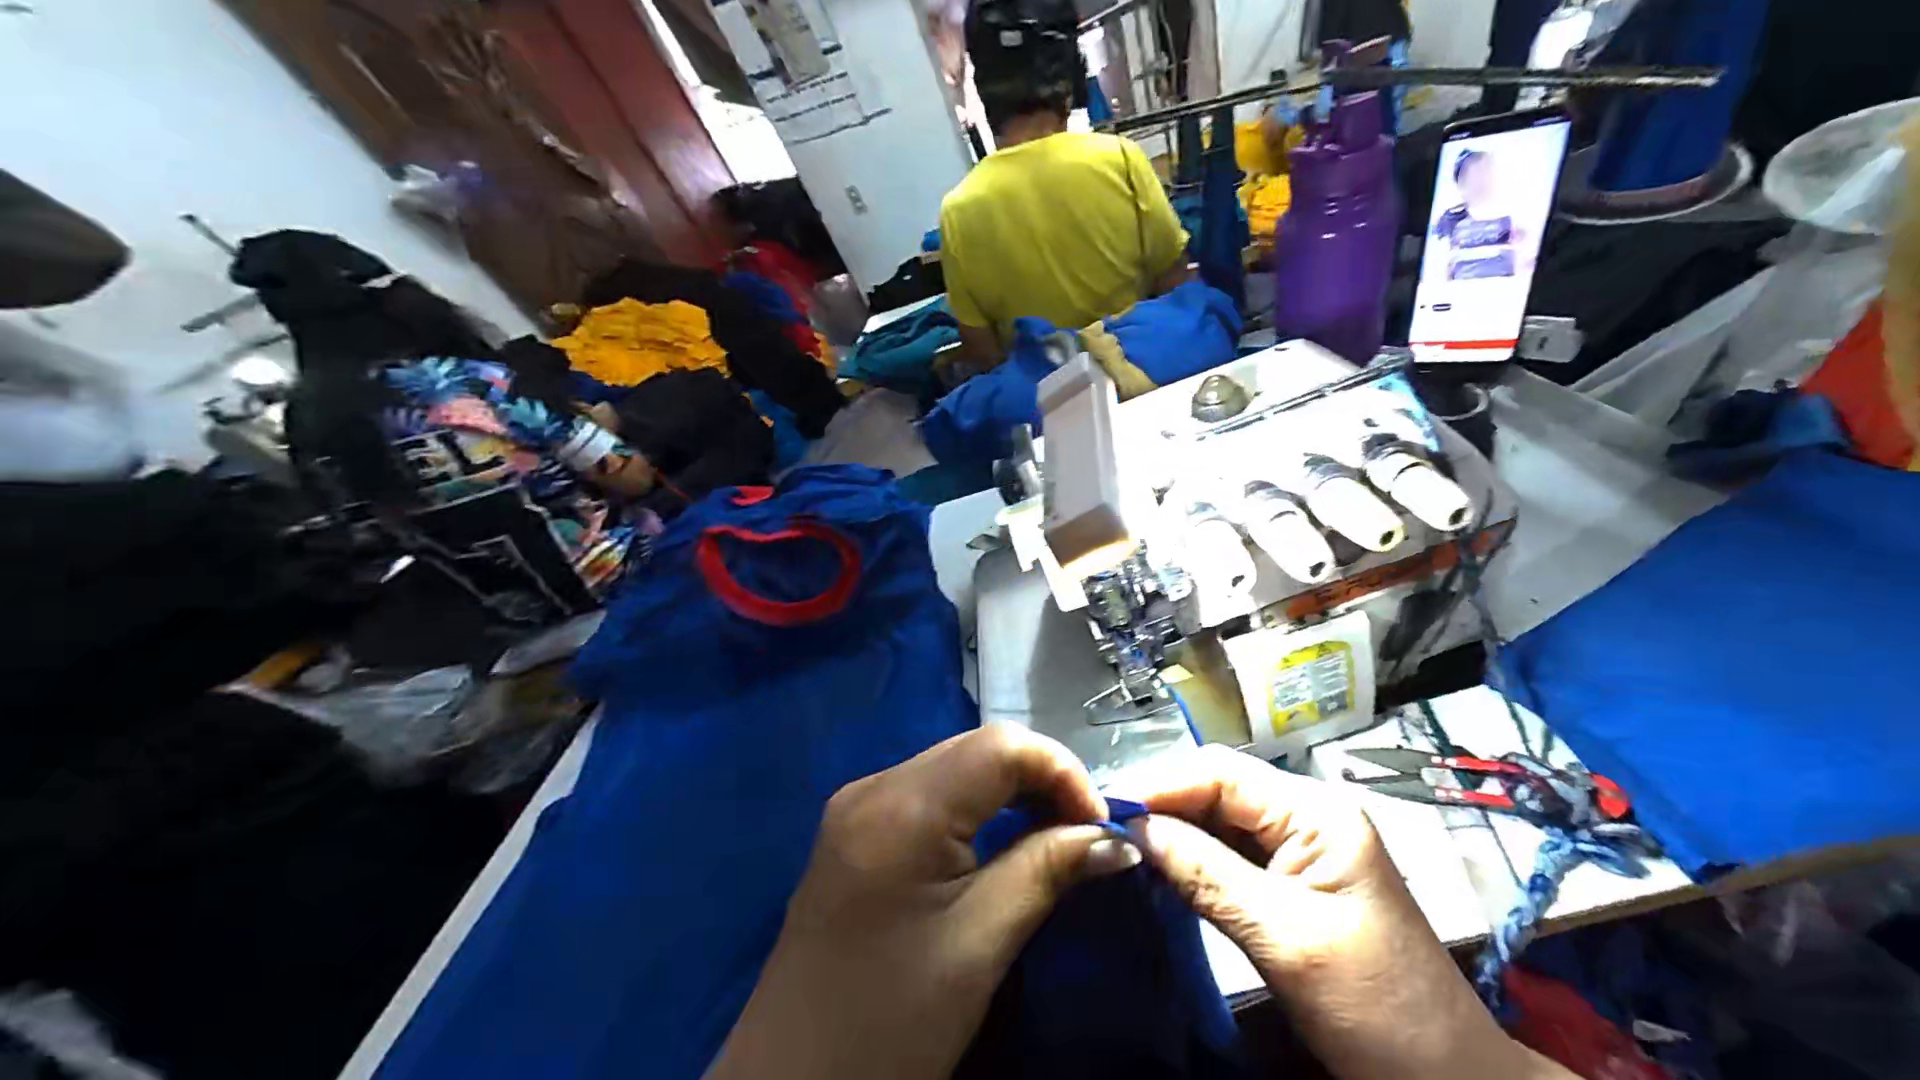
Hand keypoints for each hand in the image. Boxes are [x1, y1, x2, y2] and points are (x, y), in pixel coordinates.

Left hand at [704, 725, 1141, 1079]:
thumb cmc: (891, 1019)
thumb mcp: (980, 942)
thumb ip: (1048, 870)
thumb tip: (1114, 836)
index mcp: (901, 805)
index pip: (999, 745)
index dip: (1061, 769)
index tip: (1100, 823)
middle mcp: (873, 785)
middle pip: (976, 748)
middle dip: (1039, 777)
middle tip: (1085, 829)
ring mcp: (857, 804)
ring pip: (955, 766)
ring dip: (1011, 790)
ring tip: (1055, 833)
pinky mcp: (854, 829)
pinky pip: (929, 793)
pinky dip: (977, 806)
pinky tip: (1002, 840)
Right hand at [1129, 744, 1568, 1079]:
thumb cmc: (1378, 1009)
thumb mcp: (1285, 938)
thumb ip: (1205, 873)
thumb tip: (1133, 828)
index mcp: (1316, 813)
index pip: (1219, 772)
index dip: (1160, 785)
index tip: (1106, 810)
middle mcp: (1305, 815)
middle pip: (1214, 790)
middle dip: (1160, 807)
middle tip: (1105, 830)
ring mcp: (1299, 846)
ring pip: (1215, 819)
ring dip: (1170, 832)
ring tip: (1121, 846)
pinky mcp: (1289, 878)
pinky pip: (1225, 852)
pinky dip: (1189, 859)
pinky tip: (1158, 870)